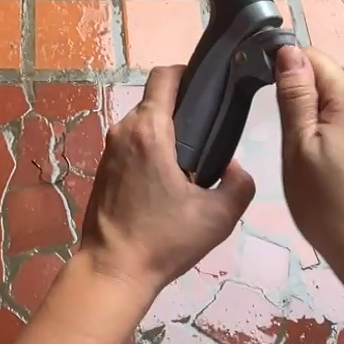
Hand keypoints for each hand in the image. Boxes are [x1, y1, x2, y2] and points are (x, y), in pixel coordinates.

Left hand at [79, 65, 256, 293]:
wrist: (113, 268)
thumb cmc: (164, 239)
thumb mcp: (218, 216)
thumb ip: (239, 183)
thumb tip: (233, 165)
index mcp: (149, 129)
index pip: (164, 76)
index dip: (187, 74)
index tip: (208, 89)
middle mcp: (125, 128)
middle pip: (156, 100)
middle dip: (182, 110)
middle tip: (209, 134)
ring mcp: (110, 146)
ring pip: (144, 122)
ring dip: (166, 132)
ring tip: (192, 161)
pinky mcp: (104, 165)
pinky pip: (132, 142)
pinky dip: (151, 148)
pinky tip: (169, 178)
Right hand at [274, 44, 343, 295]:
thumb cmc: (329, 207)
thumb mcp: (298, 148)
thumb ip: (294, 95)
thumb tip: (288, 51)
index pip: (311, 56)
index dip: (286, 69)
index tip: (269, 97)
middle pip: (328, 79)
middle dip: (304, 98)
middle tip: (290, 139)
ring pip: (342, 103)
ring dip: (321, 118)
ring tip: (310, 158)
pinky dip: (340, 135)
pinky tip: (334, 168)